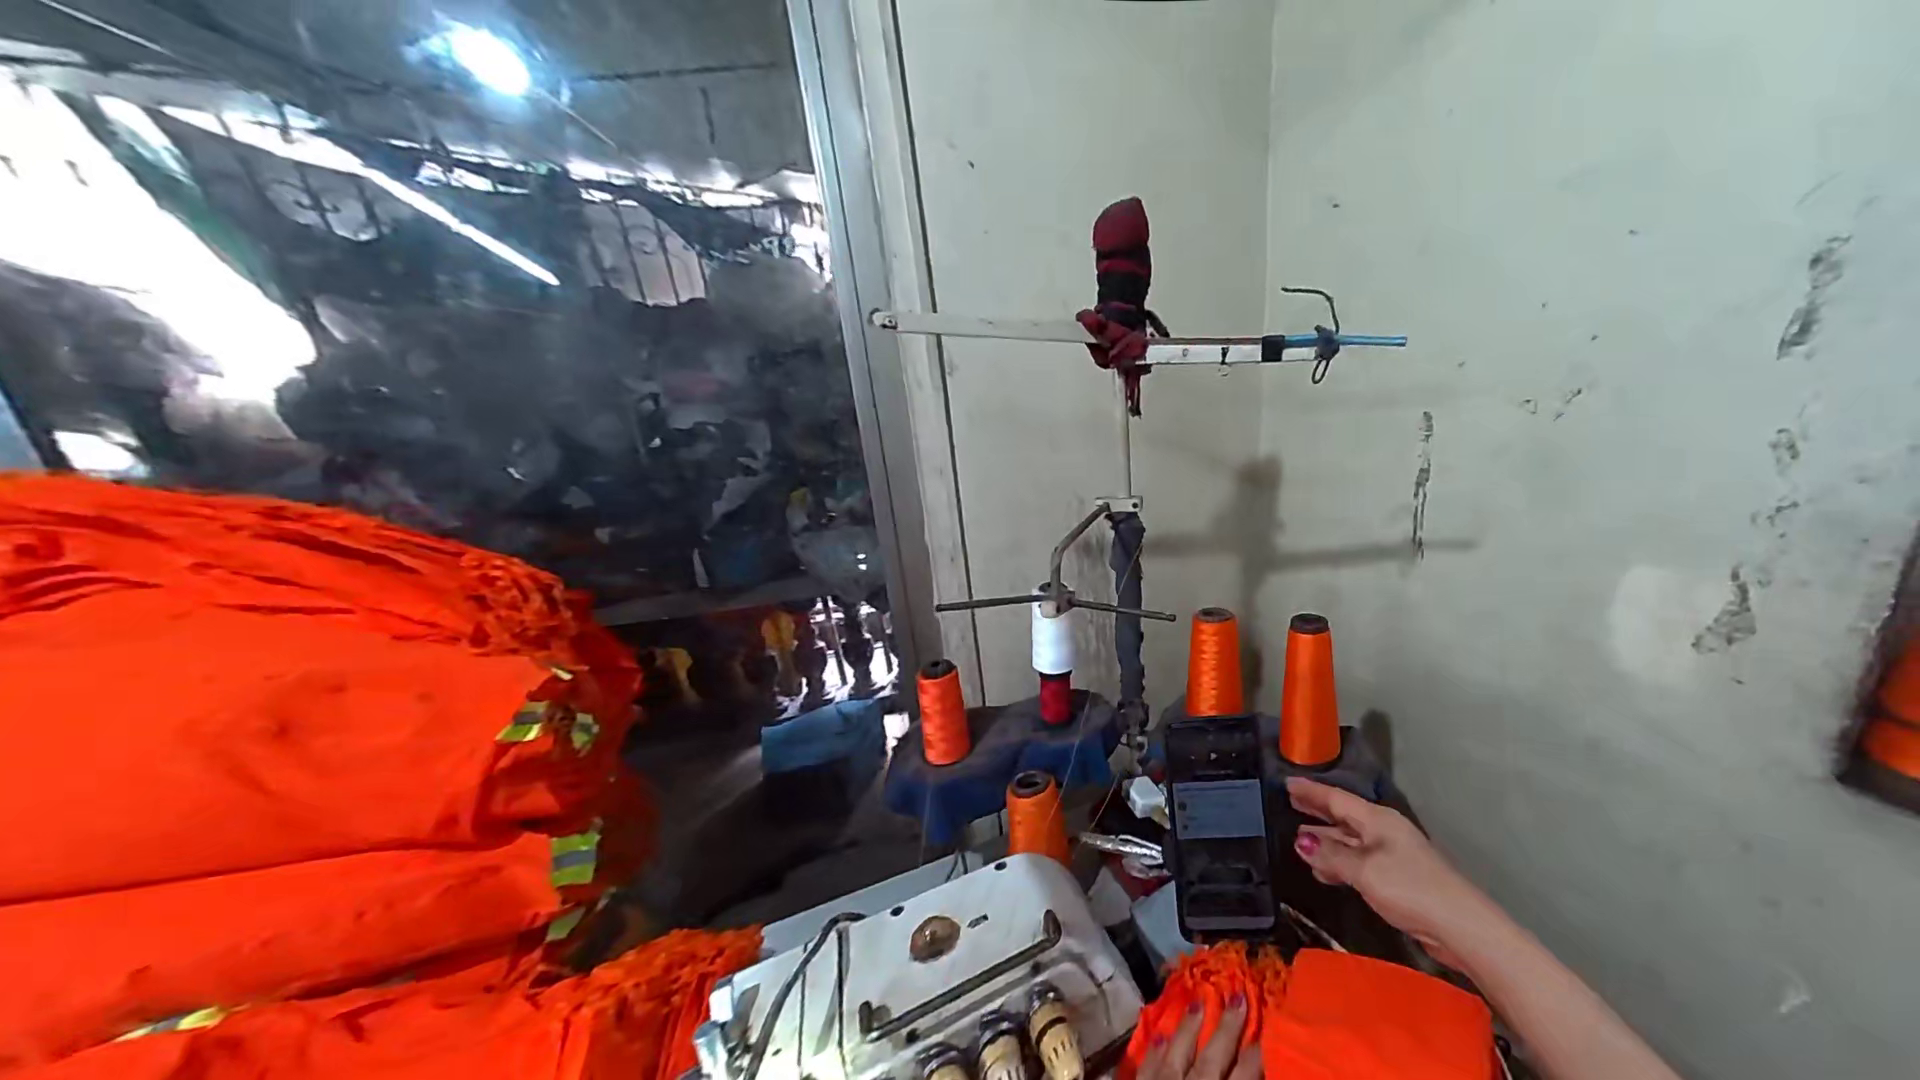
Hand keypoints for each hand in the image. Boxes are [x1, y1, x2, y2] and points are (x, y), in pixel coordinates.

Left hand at [1134, 1000, 1260, 1079]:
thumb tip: (1256, 1072)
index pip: (1245, 1075)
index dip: (1256, 1053)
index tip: (1266, 1026)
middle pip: (1213, 1057)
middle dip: (1227, 1027)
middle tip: (1238, 994)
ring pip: (1179, 1052)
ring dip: (1189, 1026)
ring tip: (1198, 999)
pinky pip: (1147, 1067)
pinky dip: (1155, 1051)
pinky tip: (1159, 1033)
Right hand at [1285, 777, 1491, 964]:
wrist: (1461, 927)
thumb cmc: (1409, 887)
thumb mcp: (1363, 869)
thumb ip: (1330, 854)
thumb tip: (1300, 841)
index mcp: (1377, 820)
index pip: (1336, 799)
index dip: (1311, 791)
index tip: (1286, 783)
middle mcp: (1383, 831)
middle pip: (1343, 817)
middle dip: (1317, 811)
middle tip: (1289, 803)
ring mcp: (1391, 855)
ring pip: (1349, 841)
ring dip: (1325, 841)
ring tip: (1298, 840)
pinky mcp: (1396, 878)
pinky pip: (1357, 861)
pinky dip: (1338, 862)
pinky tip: (1324, 871)